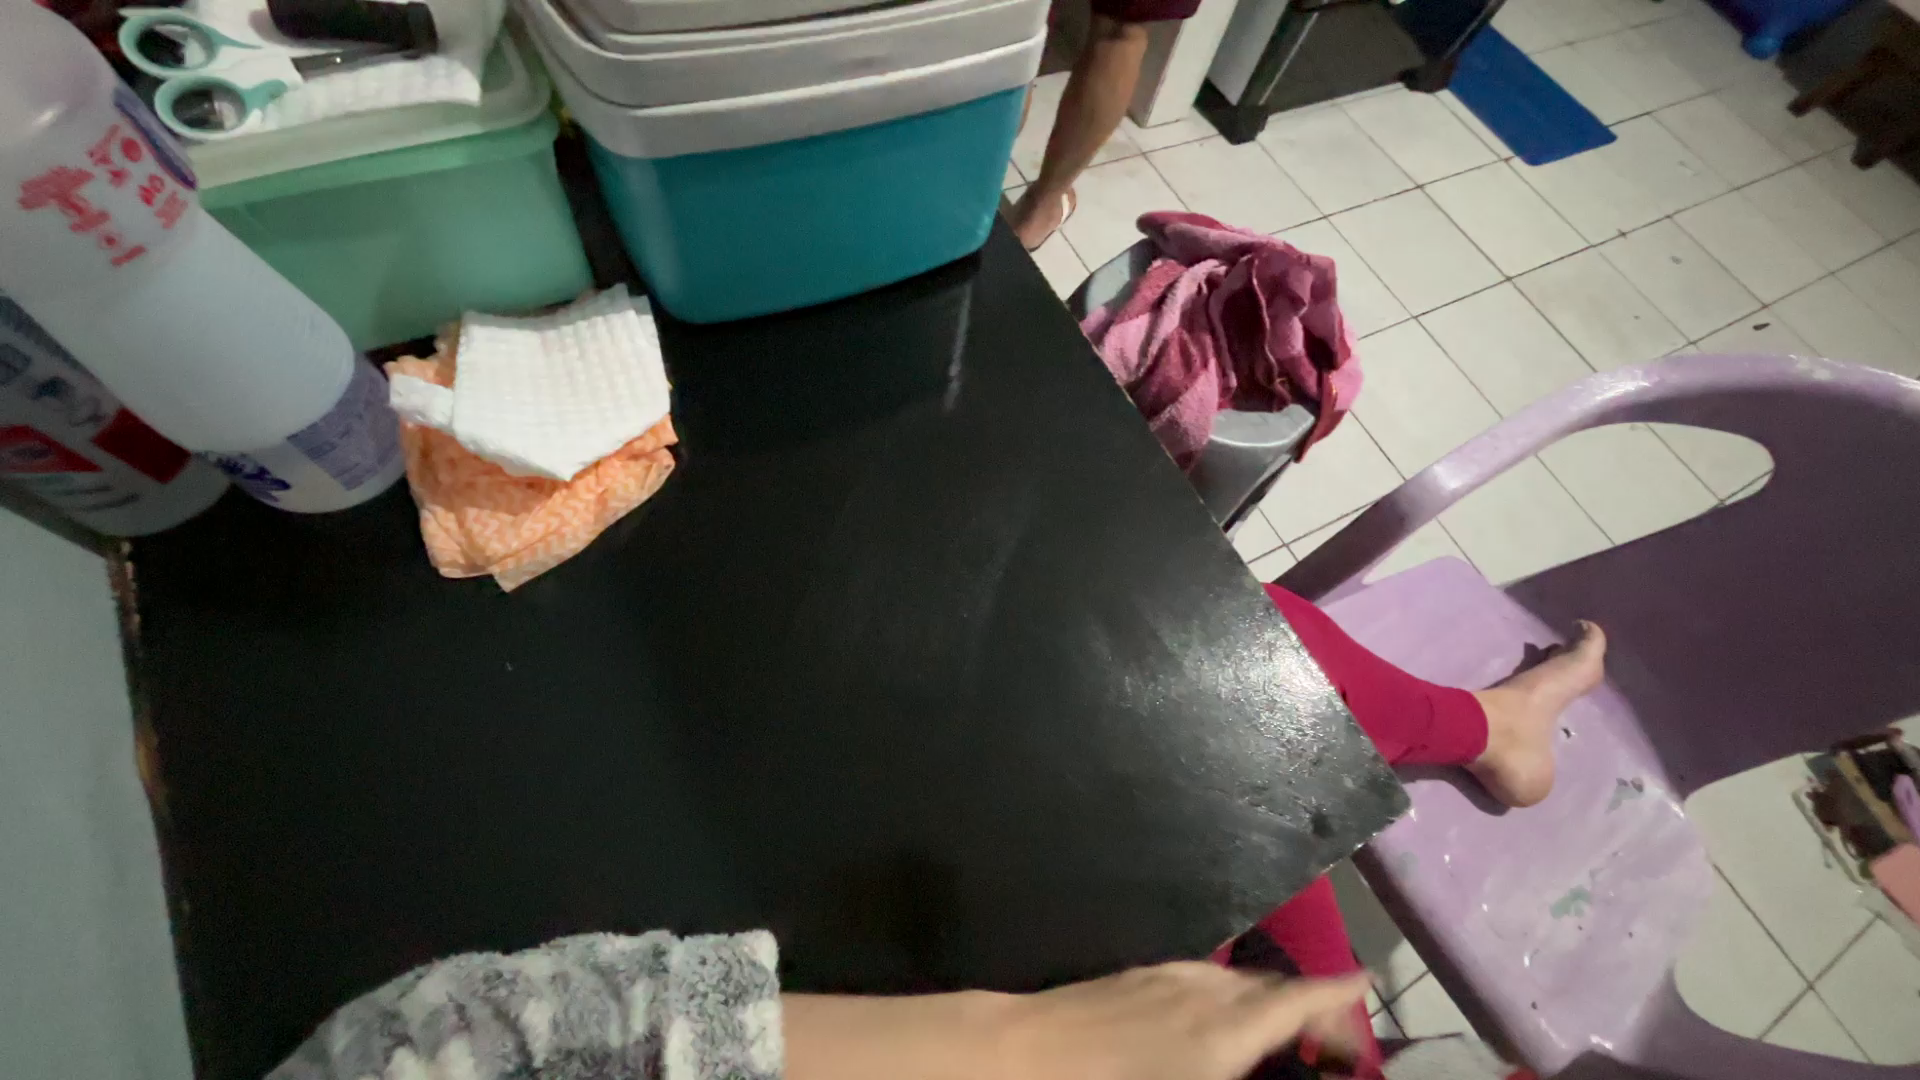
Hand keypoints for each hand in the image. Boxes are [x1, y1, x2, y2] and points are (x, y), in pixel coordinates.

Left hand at [999, 963, 1371, 1079]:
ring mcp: (1163, 978)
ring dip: (1263, 998)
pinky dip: (1223, 992)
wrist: (1027, 1053)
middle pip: (1267, 986)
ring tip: (1278, 1031)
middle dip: (1305, 1002)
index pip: (1292, 1001)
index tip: (1363, 980)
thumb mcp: (1197, 1078)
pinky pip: (1197, 977)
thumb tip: (1252, 1057)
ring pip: (1230, 979)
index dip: (1332, 992)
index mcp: (1221, 1032)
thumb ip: (1234, 1064)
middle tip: (1329, 1036)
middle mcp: (1199, 993)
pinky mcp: (1134, 977)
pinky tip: (1211, 1016)